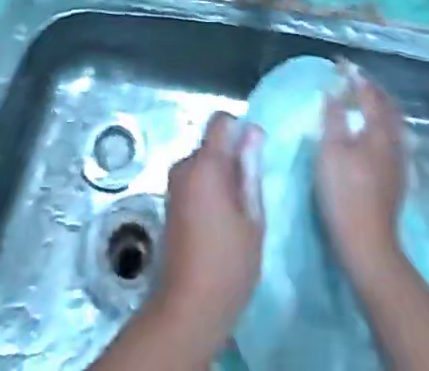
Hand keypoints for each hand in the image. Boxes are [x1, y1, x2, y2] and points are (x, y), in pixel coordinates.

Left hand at [152, 111, 263, 338]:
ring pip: (204, 162)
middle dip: (233, 156)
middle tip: (254, 189)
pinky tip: (223, 218)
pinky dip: (210, 188)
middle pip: (212, 143)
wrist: (189, 306)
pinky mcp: (170, 202)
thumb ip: (250, 170)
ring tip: (241, 208)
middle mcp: (184, 167)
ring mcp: (174, 184)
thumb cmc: (229, 263)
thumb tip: (253, 132)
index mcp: (205, 165)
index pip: (221, 121)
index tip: (257, 153)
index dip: (241, 129)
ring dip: (222, 174)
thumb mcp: (253, 216)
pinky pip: (195, 179)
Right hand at [316, 61, 408, 275]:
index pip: (368, 93)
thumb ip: (333, 118)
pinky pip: (392, 137)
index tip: (340, 63)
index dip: (354, 75)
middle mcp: (394, 141)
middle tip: (352, 78)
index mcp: (378, 130)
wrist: (367, 243)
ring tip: (361, 101)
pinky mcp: (397, 177)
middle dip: (371, 88)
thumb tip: (334, 90)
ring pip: (393, 122)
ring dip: (378, 106)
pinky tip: (370, 133)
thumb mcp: (330, 151)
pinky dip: (381, 124)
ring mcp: (399, 161)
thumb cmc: (343, 192)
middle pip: (387, 105)